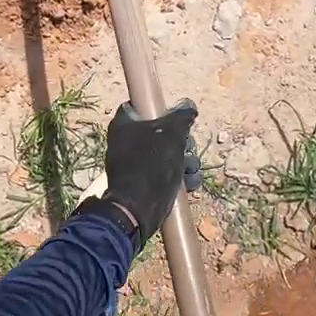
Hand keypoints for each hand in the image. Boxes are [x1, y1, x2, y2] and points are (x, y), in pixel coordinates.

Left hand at [94, 98, 197, 251]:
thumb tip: (188, 106)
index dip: (160, 110)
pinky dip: (178, 176)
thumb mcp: (172, 135)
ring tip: (191, 170)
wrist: (139, 209)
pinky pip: (165, 172)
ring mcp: (134, 163)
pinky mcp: (142, 182)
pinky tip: (190, 183)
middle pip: (160, 131)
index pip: (141, 106)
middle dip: (181, 141)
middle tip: (188, 148)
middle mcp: (126, 142)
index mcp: (124, 125)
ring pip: (167, 154)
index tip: (177, 117)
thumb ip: (181, 118)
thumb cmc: (152, 165)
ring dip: (185, 161)